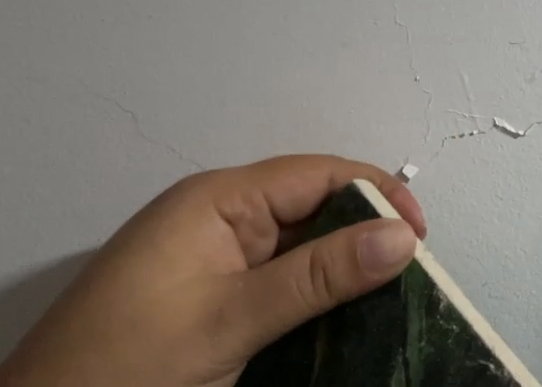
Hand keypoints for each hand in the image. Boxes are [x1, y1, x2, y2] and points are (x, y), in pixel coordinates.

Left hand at [0, 155, 426, 386]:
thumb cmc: (121, 375)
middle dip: (362, 232)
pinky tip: (333, 317)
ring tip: (381, 296)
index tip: (419, 239)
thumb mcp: (229, 323)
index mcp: (216, 200)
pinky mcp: (201, 294)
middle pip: (312, 204)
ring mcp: (205, 256)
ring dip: (338, 266)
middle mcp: (214, 215)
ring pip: (297, 243)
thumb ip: (318, 275)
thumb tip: (404, 236)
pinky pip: (274, 276)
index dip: (378, 196)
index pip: (320, 174)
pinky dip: (309, 292)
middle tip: (406, 274)